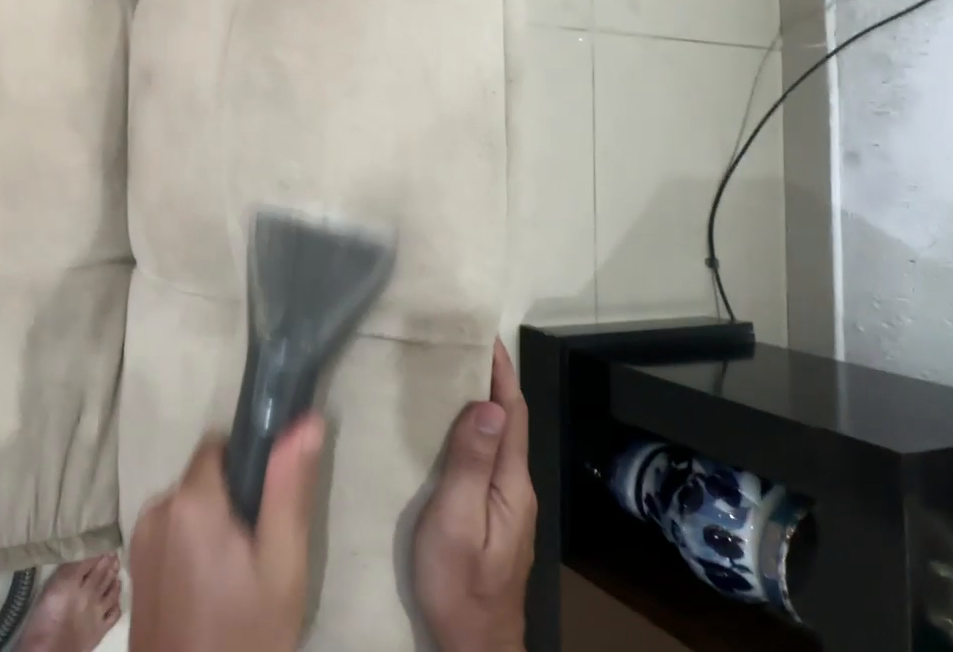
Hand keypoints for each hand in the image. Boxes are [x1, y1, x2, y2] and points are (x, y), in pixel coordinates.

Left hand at [129, 415, 325, 651]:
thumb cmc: (247, 631)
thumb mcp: (283, 564)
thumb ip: (289, 488)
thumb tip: (306, 421)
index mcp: (190, 499)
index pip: (218, 445)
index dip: (248, 464)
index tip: (269, 501)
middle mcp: (156, 507)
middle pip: (203, 479)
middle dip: (232, 501)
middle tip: (260, 550)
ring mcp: (139, 539)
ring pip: (187, 508)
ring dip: (211, 526)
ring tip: (238, 577)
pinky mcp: (133, 566)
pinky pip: (170, 534)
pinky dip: (191, 548)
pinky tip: (211, 590)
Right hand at [413, 338, 534, 651]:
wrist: (472, 642)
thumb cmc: (459, 581)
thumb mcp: (457, 520)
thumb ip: (471, 464)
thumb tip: (488, 406)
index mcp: (511, 482)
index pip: (512, 411)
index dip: (500, 370)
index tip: (482, 332)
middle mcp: (513, 485)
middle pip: (506, 420)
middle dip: (488, 378)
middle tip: (454, 344)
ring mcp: (503, 502)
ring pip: (494, 438)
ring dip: (477, 402)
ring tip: (442, 373)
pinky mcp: (488, 514)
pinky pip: (481, 457)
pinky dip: (466, 429)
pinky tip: (439, 429)